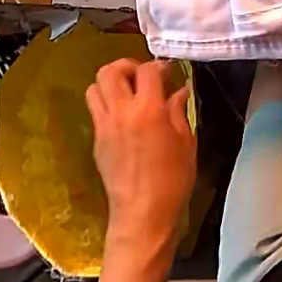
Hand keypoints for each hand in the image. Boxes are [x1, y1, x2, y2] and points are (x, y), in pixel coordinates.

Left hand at [86, 58, 195, 267]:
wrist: (142, 215)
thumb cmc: (172, 181)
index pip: (147, 71)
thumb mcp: (185, 143)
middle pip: (111, 71)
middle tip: (142, 76)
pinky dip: (107, 102)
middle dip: (127, 66)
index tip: (168, 72)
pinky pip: (95, 108)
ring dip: (111, 82)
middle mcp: (121, 112)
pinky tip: (123, 114)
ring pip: (95, 86)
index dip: (159, 66)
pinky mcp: (96, 139)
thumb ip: (179, 111)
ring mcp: (104, 125)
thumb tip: (180, 91)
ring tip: (128, 92)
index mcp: (148, 110)